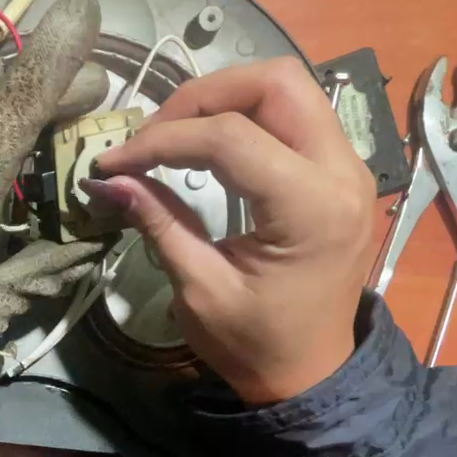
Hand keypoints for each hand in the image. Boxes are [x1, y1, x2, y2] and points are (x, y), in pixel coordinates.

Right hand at [82, 59, 377, 403]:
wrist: (307, 373)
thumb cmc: (251, 343)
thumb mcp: (198, 289)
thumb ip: (160, 224)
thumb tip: (108, 182)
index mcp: (309, 209)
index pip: (231, 138)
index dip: (163, 140)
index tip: (114, 162)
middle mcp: (342, 172)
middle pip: (277, 83)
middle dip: (202, 96)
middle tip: (151, 133)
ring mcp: (349, 167)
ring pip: (290, 89)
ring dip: (224, 100)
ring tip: (172, 135)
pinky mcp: (340, 173)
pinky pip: (296, 117)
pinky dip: (246, 118)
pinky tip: (207, 146)